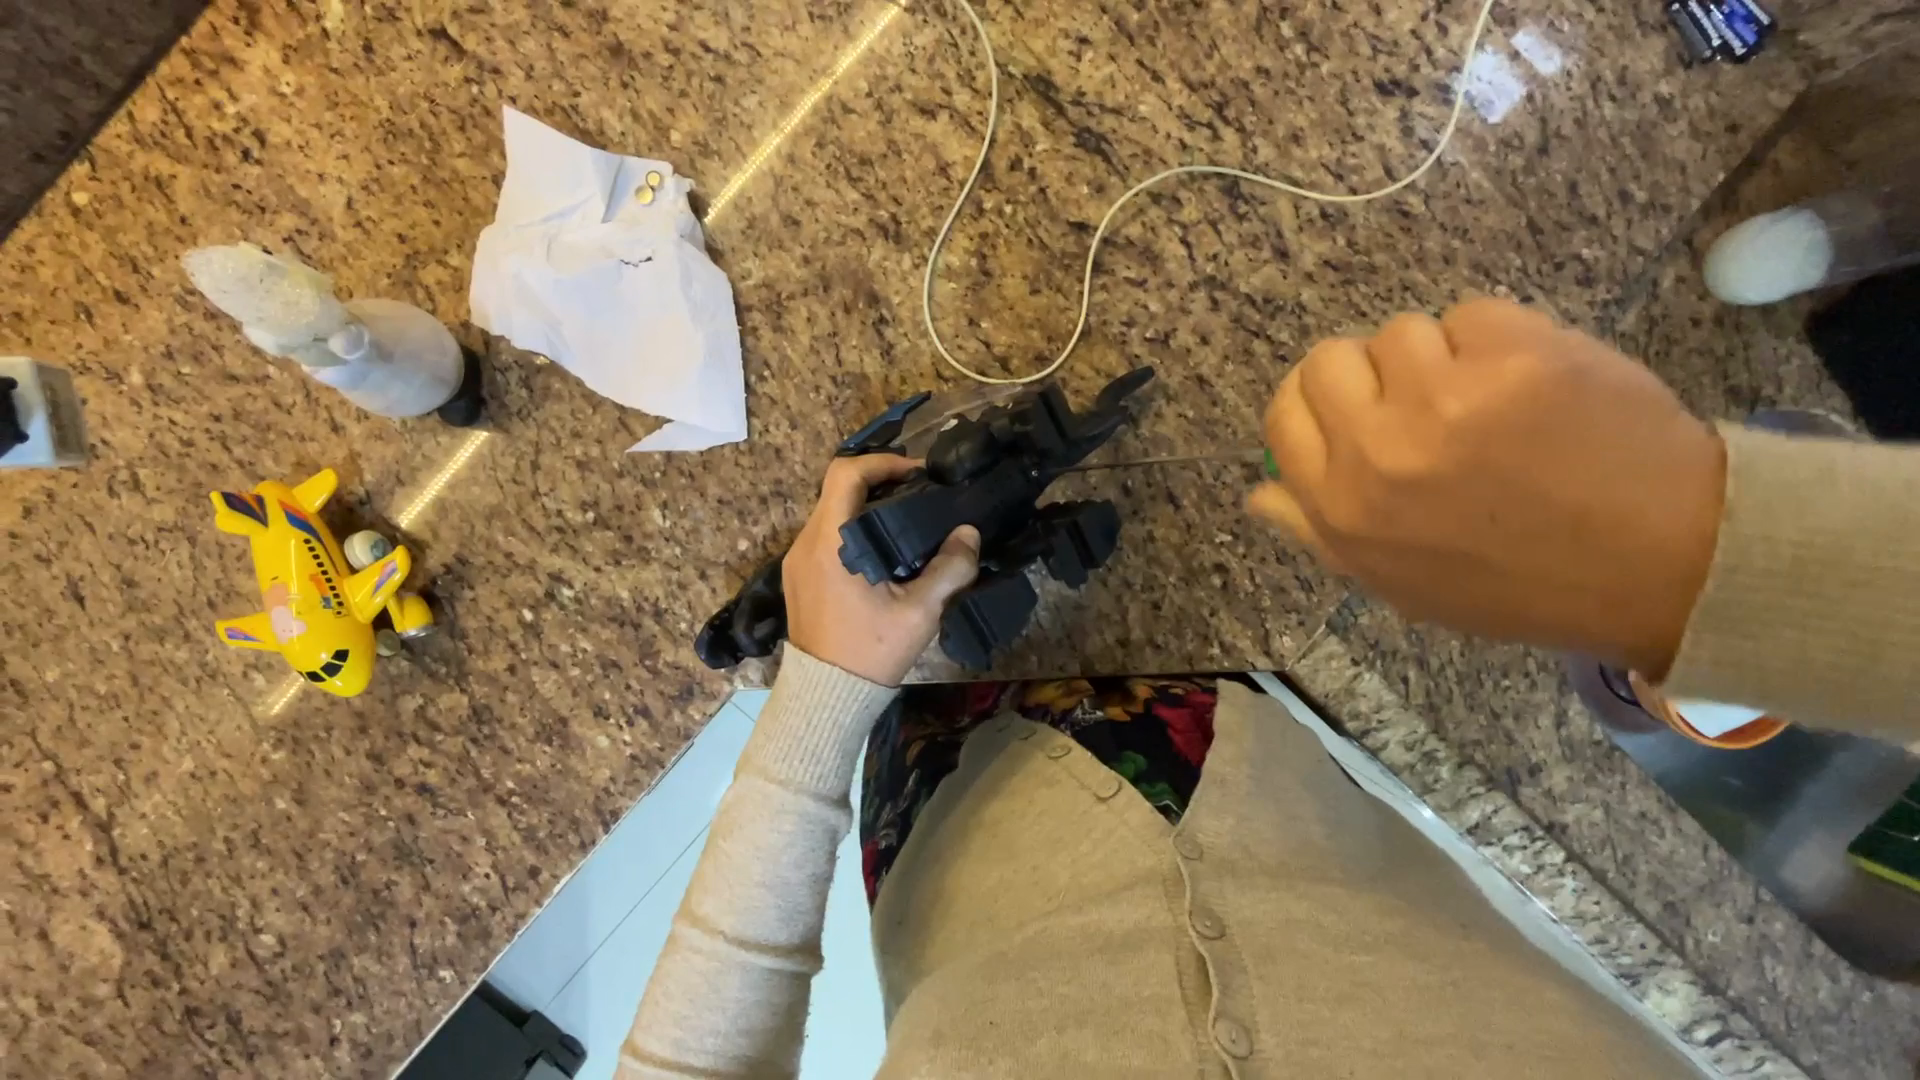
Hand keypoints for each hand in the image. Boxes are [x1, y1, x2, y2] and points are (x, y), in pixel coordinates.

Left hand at [783, 455, 981, 685]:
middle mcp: (806, 543)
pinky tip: (883, 553)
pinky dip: (853, 531)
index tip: (916, 473)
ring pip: (830, 513)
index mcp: (830, 543)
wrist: (827, 696)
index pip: (845, 474)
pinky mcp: (798, 577)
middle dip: (879, 483)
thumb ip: (950, 568)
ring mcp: (797, 561)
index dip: (882, 462)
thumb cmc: (871, 651)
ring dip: (866, 508)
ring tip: (907, 522)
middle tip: (920, 495)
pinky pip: (825, 538)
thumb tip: (969, 534)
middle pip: (837, 490)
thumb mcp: (920, 612)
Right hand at [1249, 297, 1725, 676]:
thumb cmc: (1513, 582)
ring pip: (1400, 331)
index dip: (1310, 403)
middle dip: (1363, 372)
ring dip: (1434, 356)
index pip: (1282, 414)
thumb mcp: (1394, 581)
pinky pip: (1471, 314)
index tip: (1348, 408)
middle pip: (1327, 358)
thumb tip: (1256, 490)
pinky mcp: (1517, 356)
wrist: (1661, 565)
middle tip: (1412, 398)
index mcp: (1341, 507)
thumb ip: (1315, 530)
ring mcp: (1446, 398)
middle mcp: (1377, 450)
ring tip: (1483, 397)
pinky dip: (1494, 339)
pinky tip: (1527, 381)